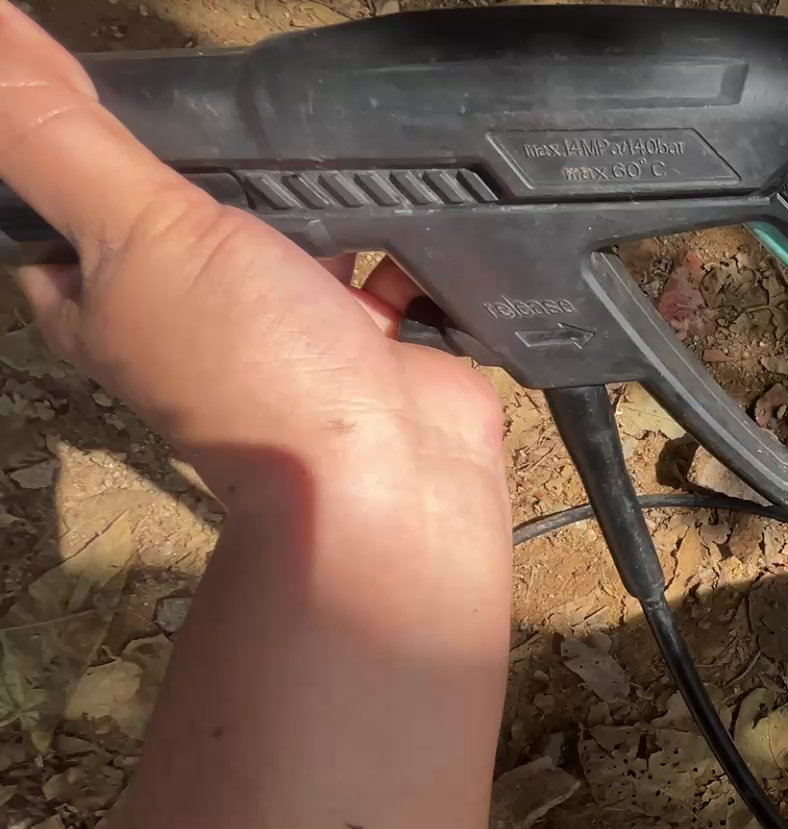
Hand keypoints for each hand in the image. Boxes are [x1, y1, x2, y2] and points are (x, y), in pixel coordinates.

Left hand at [0, 4, 501, 508]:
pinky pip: (389, 277)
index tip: (127, 96)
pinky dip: (404, 252)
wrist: (396, 464)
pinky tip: (420, 217)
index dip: (83, 141)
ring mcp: (305, 330)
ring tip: (356, 150)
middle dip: (231, 169)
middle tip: (264, 115)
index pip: (70, 203)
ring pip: (303, 242)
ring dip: (329, 205)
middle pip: (200, 213)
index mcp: (113, 294)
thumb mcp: (140, 232)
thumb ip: (58, 133)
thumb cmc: (259, 360)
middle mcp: (206, 312)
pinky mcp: (386, 342)